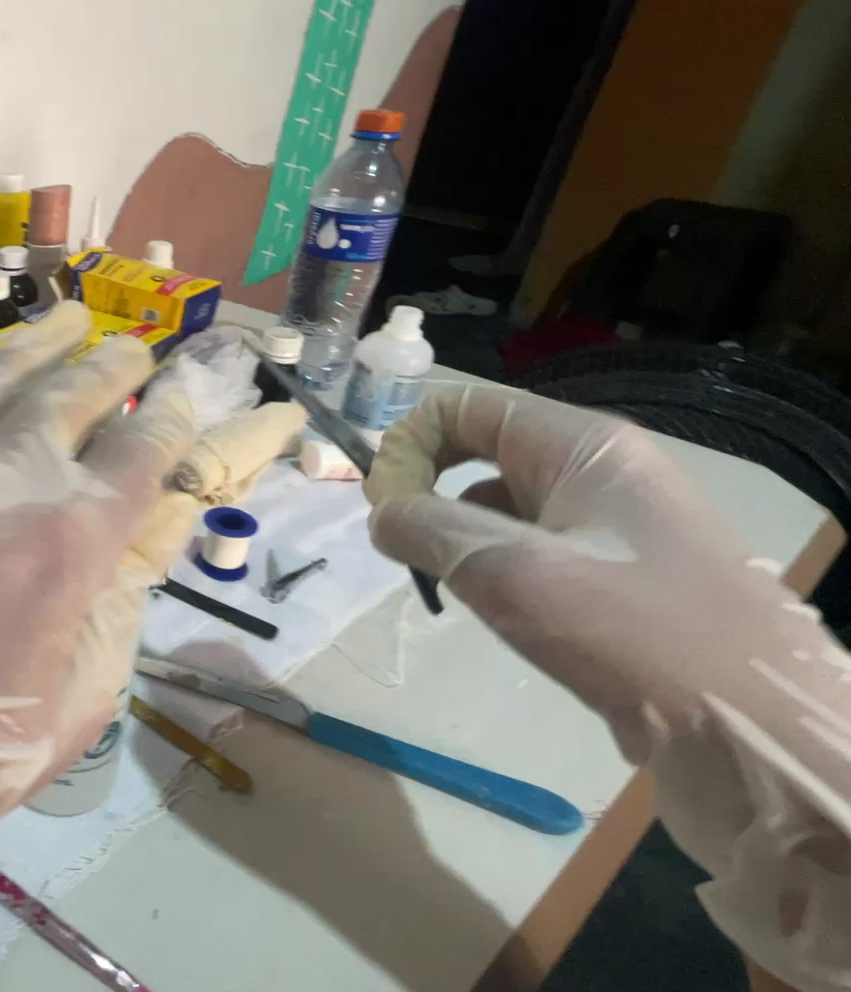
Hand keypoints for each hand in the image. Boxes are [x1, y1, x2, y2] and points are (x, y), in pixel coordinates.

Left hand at [0, 302, 198, 991]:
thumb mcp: (87, 687)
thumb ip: (123, 594)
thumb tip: (147, 522)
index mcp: (72, 540)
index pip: (143, 450)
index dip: (170, 417)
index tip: (179, 397)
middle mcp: (1, 482)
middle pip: (70, 395)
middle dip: (112, 364)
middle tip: (132, 345)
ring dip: (33, 344)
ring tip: (64, 319)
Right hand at [363, 385, 850, 990]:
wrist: (759, 734)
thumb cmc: (634, 632)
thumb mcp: (508, 570)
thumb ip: (425, 527)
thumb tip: (381, 515)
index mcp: (584, 446)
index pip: (463, 407)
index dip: (407, 443)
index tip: (381, 505)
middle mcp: (599, 469)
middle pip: (478, 445)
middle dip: (423, 482)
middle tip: (398, 537)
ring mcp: (611, 520)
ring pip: (495, 495)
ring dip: (450, 523)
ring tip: (437, 573)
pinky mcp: (613, 568)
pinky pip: (523, 537)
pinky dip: (484, 555)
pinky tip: (482, 598)